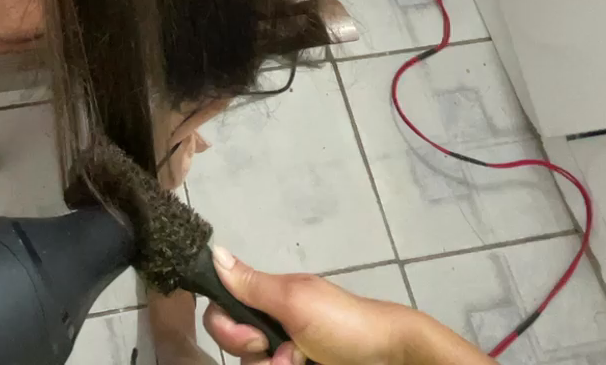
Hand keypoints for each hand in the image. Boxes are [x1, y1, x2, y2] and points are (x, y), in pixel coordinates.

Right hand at [202, 247, 491, 364]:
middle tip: (287, 355)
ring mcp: (284, 356)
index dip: (227, 327)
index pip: (221, 312)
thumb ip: (252, 284)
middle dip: (255, 354)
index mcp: (266, 302)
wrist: (391, 359)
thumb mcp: (295, 300)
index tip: (252, 336)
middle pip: (235, 348)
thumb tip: (213, 251)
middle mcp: (271, 329)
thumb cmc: (343, 323)